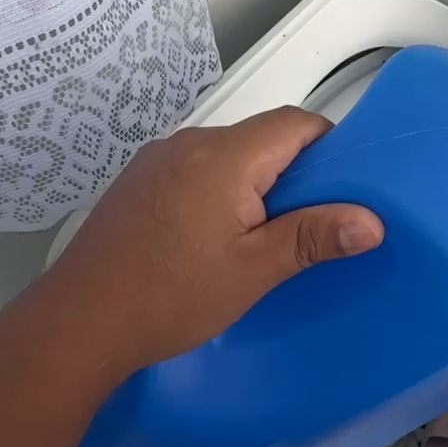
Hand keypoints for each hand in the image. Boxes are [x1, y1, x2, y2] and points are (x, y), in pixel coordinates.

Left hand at [38, 106, 384, 380]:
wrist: (75, 324)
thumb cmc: (171, 296)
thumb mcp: (253, 271)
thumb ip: (312, 237)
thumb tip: (372, 222)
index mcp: (226, 155)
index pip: (295, 122)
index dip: (328, 143)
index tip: (342, 183)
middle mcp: (191, 140)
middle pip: (261, 134)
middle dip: (291, 167)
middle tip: (305, 217)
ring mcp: (159, 156)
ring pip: (227, 150)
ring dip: (252, 176)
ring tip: (257, 230)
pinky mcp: (138, 176)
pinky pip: (195, 163)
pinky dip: (217, 183)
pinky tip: (208, 231)